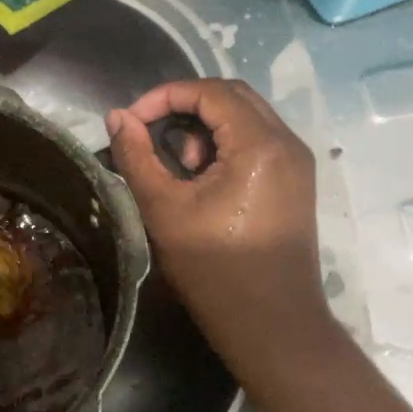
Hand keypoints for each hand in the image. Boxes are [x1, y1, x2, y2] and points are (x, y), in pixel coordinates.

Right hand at [106, 79, 326, 345]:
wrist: (267, 318)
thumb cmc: (211, 265)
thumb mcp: (163, 208)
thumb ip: (137, 157)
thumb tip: (117, 118)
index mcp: (259, 145)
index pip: (211, 92)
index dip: (163, 97)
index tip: (128, 123)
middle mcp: (286, 142)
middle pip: (232, 98)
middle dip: (182, 108)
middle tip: (146, 135)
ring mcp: (295, 162)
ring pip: (244, 119)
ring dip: (201, 129)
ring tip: (173, 166)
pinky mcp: (292, 182)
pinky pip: (254, 143)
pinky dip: (220, 147)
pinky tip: (198, 181)